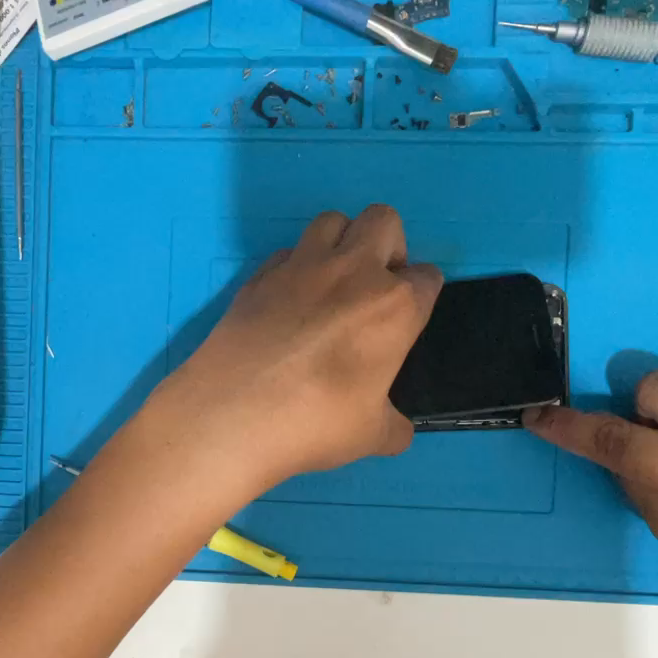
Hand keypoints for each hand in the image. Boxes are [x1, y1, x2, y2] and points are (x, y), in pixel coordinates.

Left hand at [145, 205, 442, 489]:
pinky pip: (286, 252)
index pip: (426, 278)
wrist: (231, 416)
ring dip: (341, 243)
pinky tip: (287, 305)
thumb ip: (392, 426)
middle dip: (388, 247)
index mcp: (393, 307)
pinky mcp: (258, 276)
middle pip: (384, 221)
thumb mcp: (371, 437)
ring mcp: (300, 268)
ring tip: (331, 287)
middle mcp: (352, 272)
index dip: (419, 298)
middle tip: (373, 291)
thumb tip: (396, 430)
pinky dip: (294, 268)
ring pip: (332, 220)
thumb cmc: (314, 424)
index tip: (404, 323)